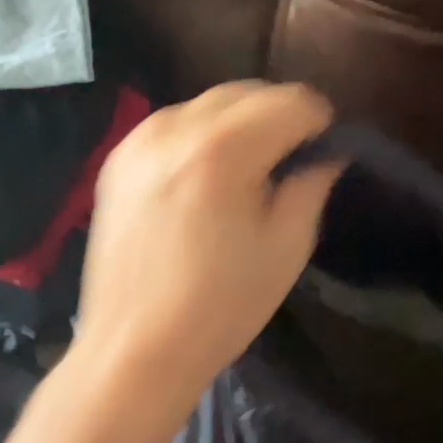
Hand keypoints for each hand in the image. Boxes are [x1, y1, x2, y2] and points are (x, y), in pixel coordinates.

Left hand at [71, 81, 345, 414]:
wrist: (134, 350)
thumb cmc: (220, 307)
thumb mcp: (286, 248)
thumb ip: (310, 184)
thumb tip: (325, 152)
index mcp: (221, 150)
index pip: (289, 101)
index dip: (317, 121)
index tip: (325, 149)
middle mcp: (174, 130)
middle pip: (246, 92)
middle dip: (278, 116)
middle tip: (293, 159)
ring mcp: (138, 142)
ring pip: (208, 105)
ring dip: (240, 124)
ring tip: (250, 171)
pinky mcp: (117, 161)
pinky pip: (175, 126)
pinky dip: (202, 137)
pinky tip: (208, 179)